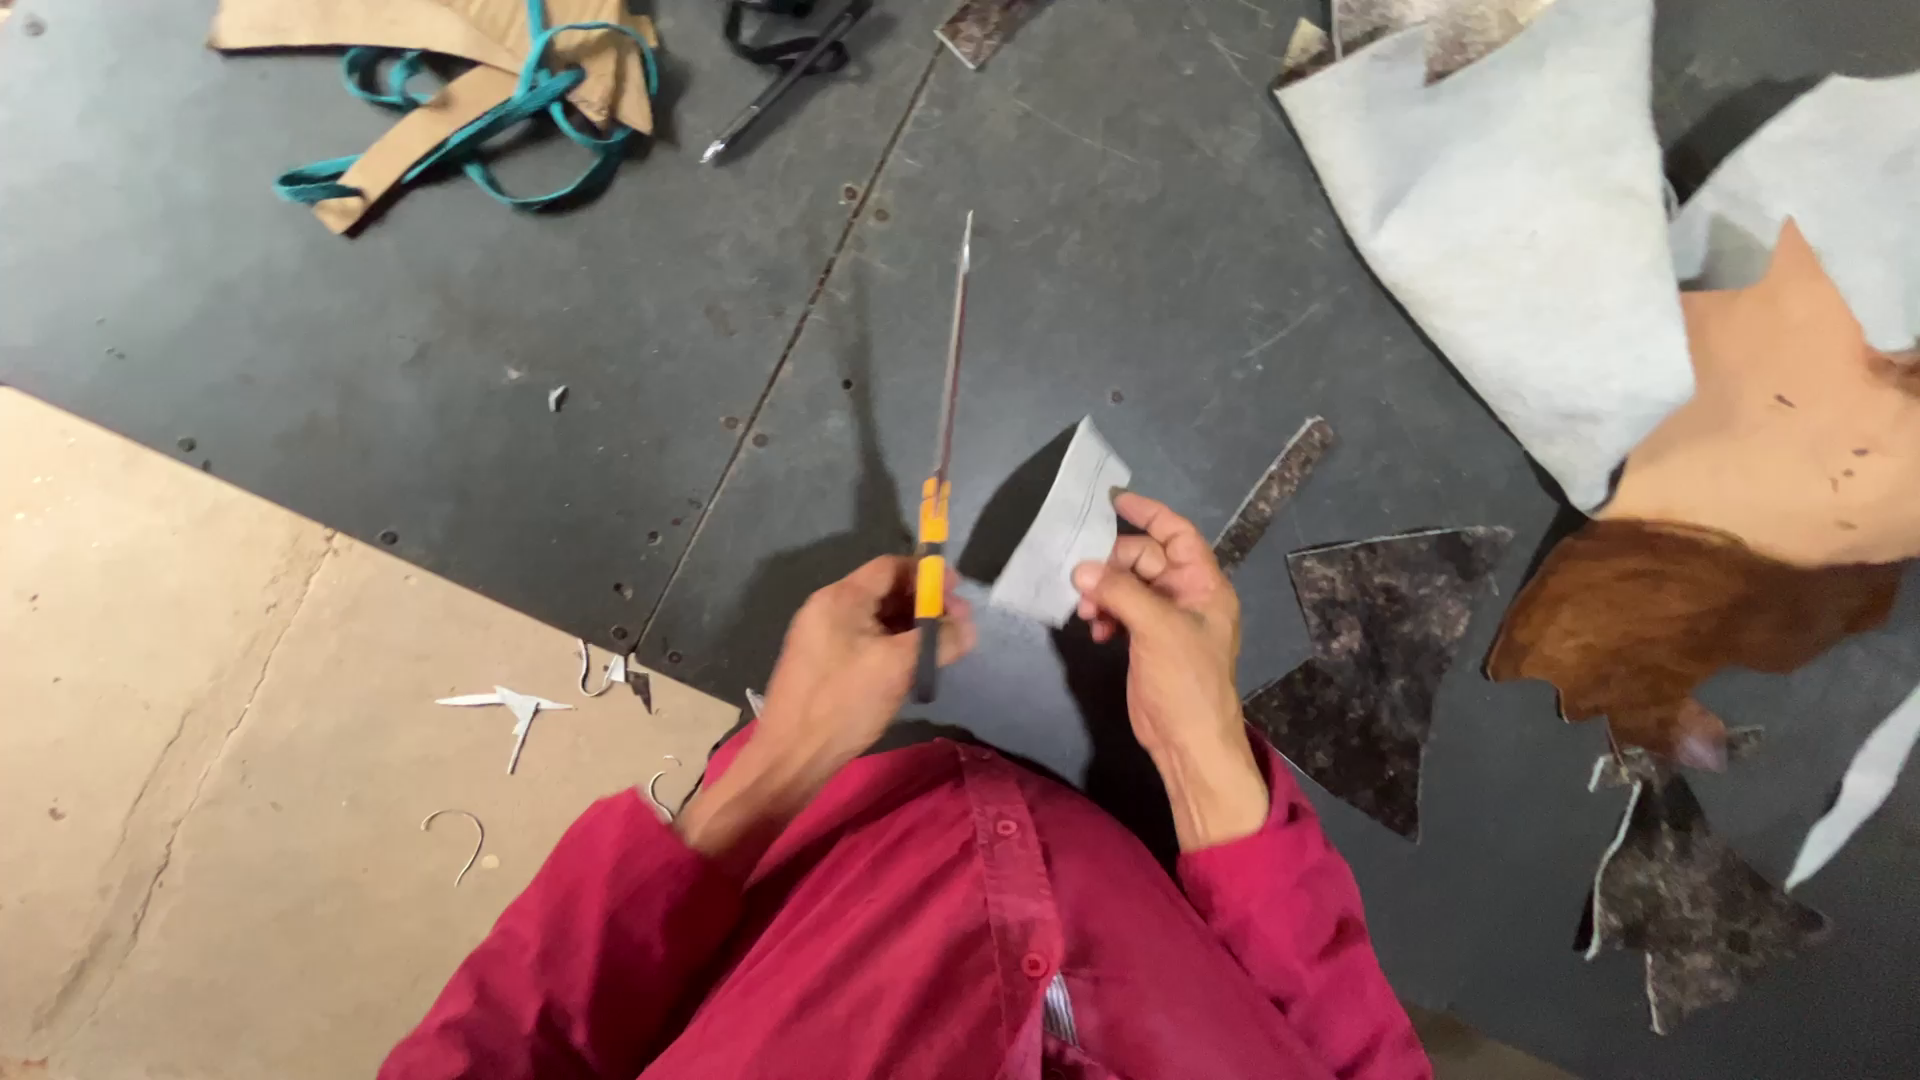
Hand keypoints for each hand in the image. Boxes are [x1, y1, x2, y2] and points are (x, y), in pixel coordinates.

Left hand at [759, 555, 977, 764]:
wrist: (791, 756)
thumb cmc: (844, 702)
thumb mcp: (900, 667)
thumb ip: (939, 640)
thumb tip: (969, 627)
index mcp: (841, 598)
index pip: (890, 566)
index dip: (927, 575)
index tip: (957, 593)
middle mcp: (828, 608)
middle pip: (886, 590)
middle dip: (924, 604)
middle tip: (956, 625)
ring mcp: (823, 636)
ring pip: (877, 618)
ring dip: (911, 627)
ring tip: (940, 648)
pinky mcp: (825, 662)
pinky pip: (866, 640)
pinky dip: (894, 644)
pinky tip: (913, 665)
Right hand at [1073, 492, 1267, 849]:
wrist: (1188, 741)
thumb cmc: (1186, 680)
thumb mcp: (1157, 629)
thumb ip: (1120, 593)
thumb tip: (1080, 569)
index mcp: (1204, 585)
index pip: (1177, 534)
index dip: (1149, 514)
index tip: (1114, 500)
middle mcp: (1186, 595)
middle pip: (1143, 559)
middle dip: (1112, 566)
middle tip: (1086, 583)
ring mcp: (1164, 618)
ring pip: (1126, 585)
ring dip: (1103, 592)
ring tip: (1087, 614)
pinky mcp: (1145, 638)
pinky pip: (1119, 610)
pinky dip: (1104, 614)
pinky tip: (1095, 630)